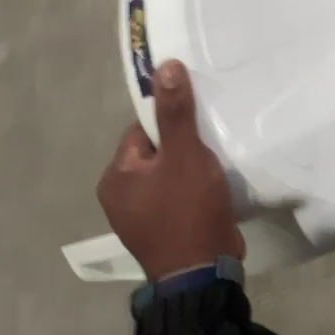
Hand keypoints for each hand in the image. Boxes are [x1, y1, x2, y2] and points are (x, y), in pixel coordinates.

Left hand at [97, 60, 244, 278]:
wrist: (202, 269)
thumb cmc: (186, 208)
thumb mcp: (184, 154)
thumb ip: (175, 112)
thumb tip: (164, 66)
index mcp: (117, 176)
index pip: (144, 127)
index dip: (172, 118)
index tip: (200, 115)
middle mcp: (121, 194)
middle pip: (158, 148)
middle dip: (186, 139)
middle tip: (212, 134)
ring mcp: (142, 213)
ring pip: (170, 168)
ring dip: (193, 160)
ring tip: (218, 154)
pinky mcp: (165, 224)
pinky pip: (179, 189)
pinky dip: (196, 181)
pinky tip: (216, 178)